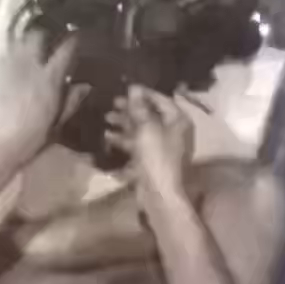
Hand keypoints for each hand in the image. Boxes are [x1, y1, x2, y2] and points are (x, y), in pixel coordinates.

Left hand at [0, 34, 80, 168]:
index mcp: (49, 79)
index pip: (65, 50)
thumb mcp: (56, 125)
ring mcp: (5, 67)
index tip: (77, 38)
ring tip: (29, 53)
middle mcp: (27, 66)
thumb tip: (85, 86)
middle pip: (37, 36)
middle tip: (49, 44)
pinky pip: (1, 56)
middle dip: (44, 36)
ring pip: (17, 42)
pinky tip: (10, 69)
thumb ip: (71, 102)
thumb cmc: (29, 141)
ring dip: (25, 44)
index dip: (73, 41)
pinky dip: (9, 58)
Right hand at [107, 85, 192, 200]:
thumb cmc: (157, 158)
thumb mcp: (147, 129)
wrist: (159, 195)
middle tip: (112, 103)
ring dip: (124, 123)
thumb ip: (140, 108)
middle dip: (131, 109)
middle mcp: (173, 131)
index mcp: (178, 121)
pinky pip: (137, 145)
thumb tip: (134, 87)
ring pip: (142, 130)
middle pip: (150, 114)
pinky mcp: (151, 160)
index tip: (125, 88)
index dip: (143, 93)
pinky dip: (124, 140)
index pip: (161, 99)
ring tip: (106, 118)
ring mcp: (162, 147)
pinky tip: (107, 136)